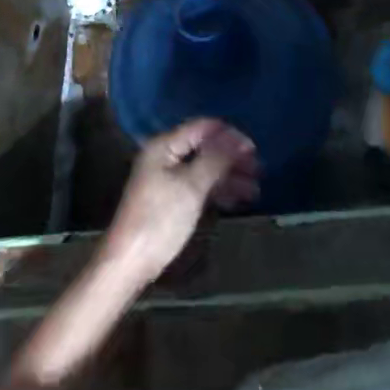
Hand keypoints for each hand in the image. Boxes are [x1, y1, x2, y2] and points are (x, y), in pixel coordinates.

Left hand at [101, 119, 258, 285]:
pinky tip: (237, 200)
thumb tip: (239, 137)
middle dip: (232, 157)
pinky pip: (199, 186)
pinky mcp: (170, 199)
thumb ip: (216, 158)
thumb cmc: (160, 219)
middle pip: (204, 148)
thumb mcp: (191, 186)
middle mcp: (164, 157)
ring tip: (255, 189)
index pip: (202, 128)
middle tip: (259, 170)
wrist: (130, 262)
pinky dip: (218, 190)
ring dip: (229, 176)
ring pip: (204, 168)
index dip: (229, 135)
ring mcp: (166, 179)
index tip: (255, 150)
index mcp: (164, 146)